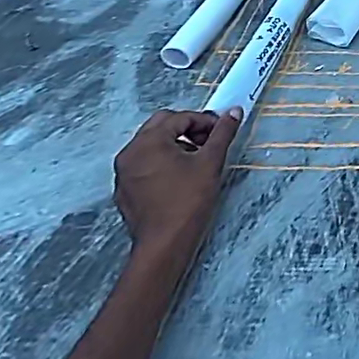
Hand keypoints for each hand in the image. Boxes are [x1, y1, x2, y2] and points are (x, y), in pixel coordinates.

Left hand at [112, 109, 241, 258]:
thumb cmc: (187, 202)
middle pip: (161, 126)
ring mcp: (124, 172)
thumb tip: (234, 112)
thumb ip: (222, 133)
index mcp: (149, 141)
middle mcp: (131, 152)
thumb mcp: (210, 162)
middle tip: (208, 141)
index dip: (204, 121)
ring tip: (196, 159)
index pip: (179, 117)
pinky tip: (179, 177)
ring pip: (151, 144)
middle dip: (187, 129)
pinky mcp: (124, 190)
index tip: (220, 130)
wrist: (164, 245)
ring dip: (175, 144)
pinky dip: (161, 161)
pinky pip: (144, 163)